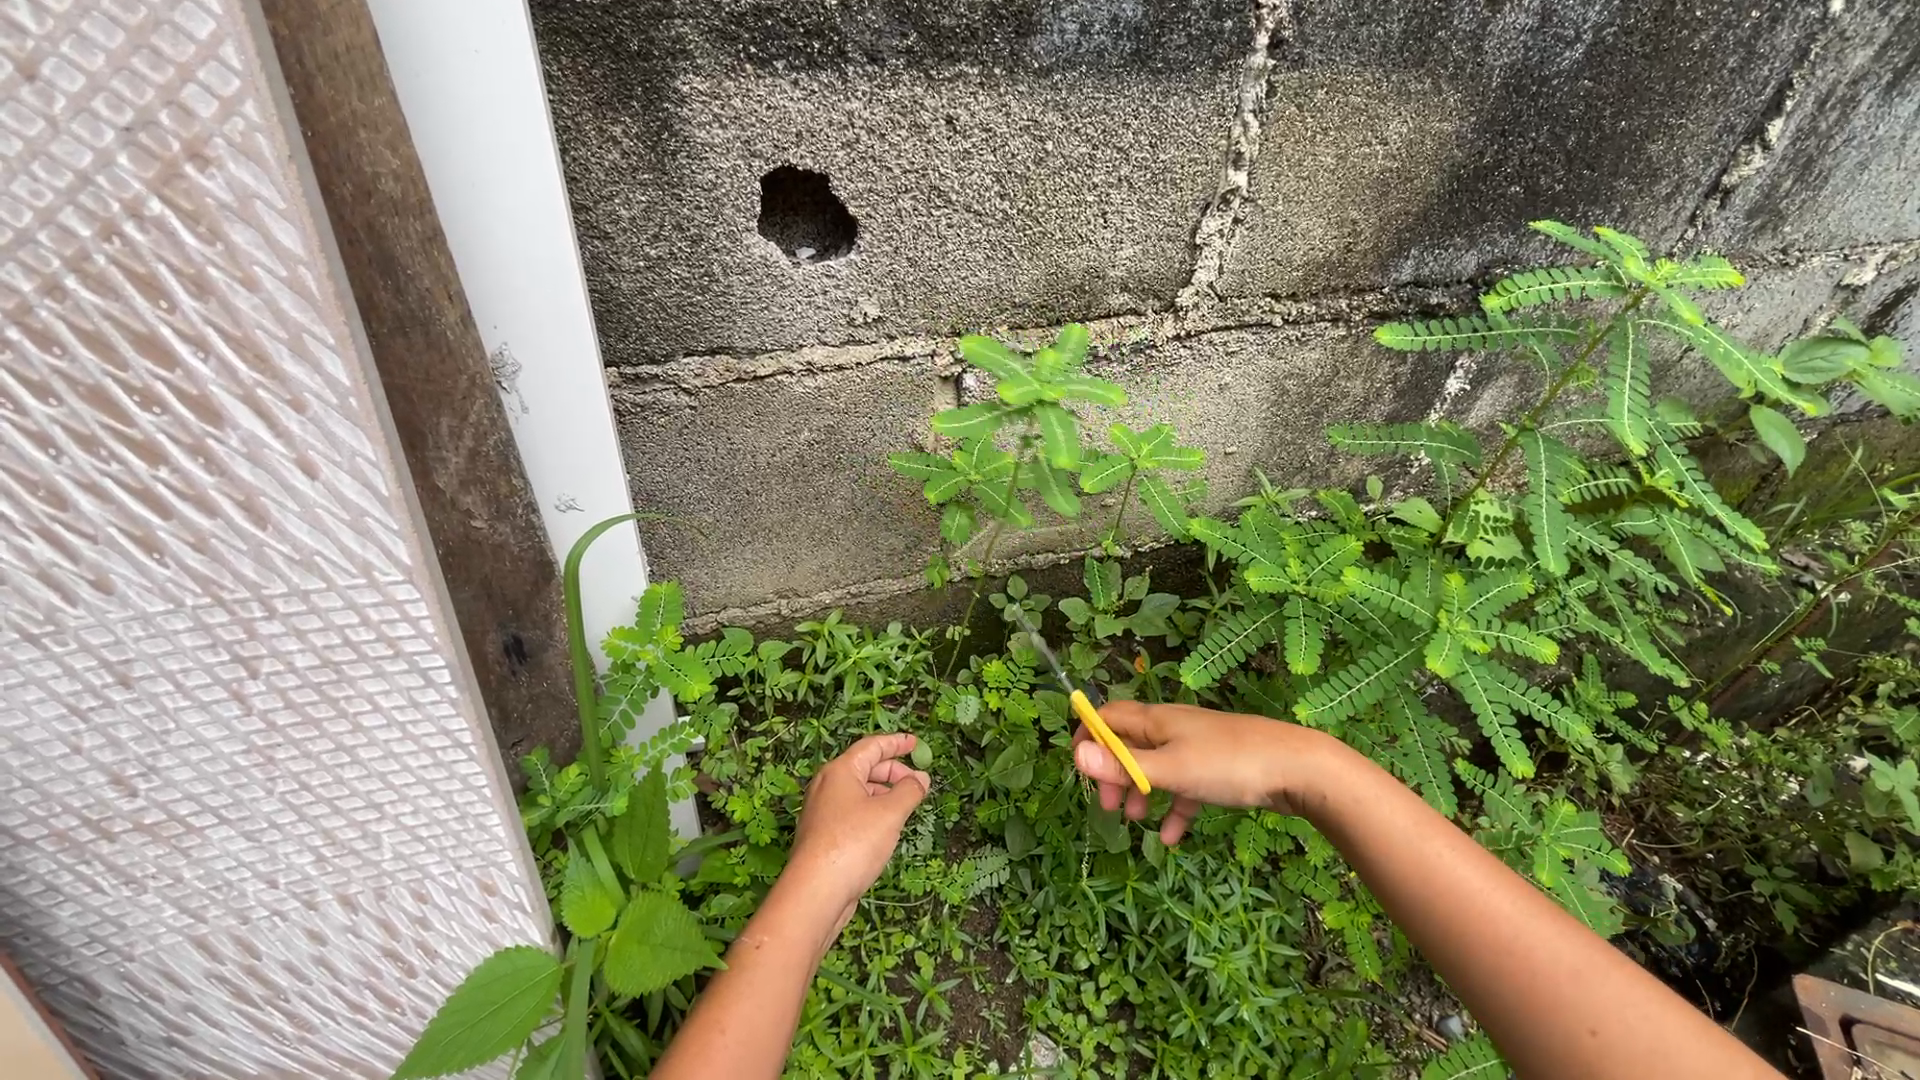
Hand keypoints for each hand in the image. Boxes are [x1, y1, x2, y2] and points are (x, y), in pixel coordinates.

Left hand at [786, 733, 930, 934]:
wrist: (815, 891)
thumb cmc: (853, 843)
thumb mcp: (890, 813)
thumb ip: (909, 791)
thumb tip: (920, 779)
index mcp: (840, 771)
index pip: (872, 747)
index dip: (896, 743)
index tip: (915, 743)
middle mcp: (827, 786)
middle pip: (864, 768)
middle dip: (893, 772)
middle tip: (917, 783)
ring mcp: (822, 811)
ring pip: (858, 792)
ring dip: (884, 793)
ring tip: (906, 806)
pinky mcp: (822, 834)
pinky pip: (852, 812)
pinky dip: (872, 811)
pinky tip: (885, 828)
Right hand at [1072, 701, 1347, 843]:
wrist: (1300, 768)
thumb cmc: (1229, 764)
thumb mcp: (1170, 770)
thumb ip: (1123, 767)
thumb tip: (1074, 755)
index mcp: (1156, 720)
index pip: (1108, 716)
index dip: (1088, 736)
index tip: (1080, 770)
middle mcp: (1172, 728)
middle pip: (1129, 742)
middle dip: (1113, 772)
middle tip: (1109, 807)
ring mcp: (1197, 748)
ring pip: (1156, 765)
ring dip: (1140, 791)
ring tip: (1135, 821)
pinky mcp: (1218, 769)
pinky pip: (1185, 784)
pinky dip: (1174, 806)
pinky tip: (1172, 836)